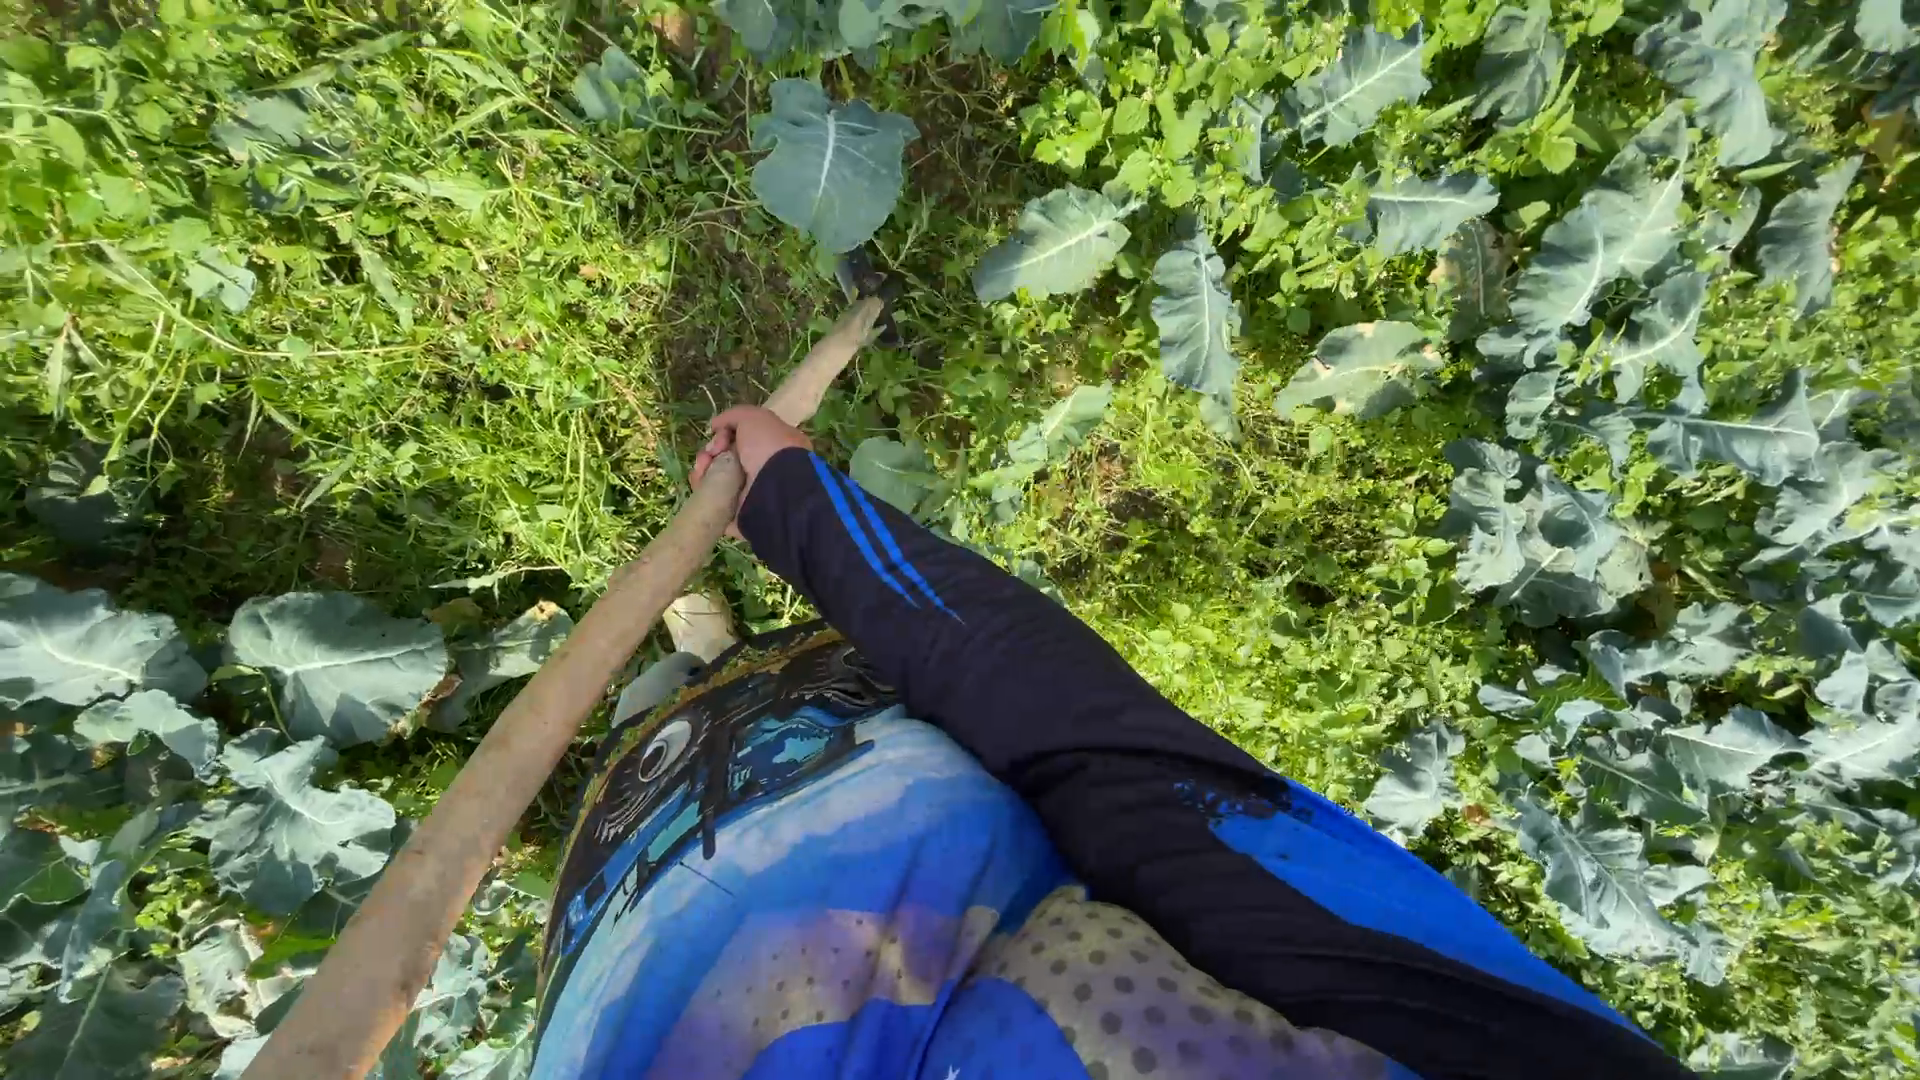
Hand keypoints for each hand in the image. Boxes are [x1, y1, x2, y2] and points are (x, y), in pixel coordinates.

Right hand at [692, 405, 810, 537]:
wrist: (776, 486)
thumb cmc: (769, 447)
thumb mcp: (755, 418)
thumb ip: (735, 416)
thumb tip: (716, 425)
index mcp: (773, 450)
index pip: (743, 440)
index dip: (726, 434)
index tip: (719, 432)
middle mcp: (762, 472)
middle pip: (726, 458)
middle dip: (712, 451)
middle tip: (712, 452)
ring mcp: (749, 494)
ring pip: (716, 478)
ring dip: (703, 467)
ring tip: (703, 466)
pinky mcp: (735, 514)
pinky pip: (712, 499)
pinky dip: (701, 488)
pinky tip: (700, 480)